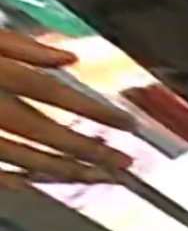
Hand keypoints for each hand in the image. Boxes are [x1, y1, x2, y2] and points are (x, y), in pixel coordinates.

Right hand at [0, 28, 133, 184]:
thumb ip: (12, 44)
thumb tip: (70, 58)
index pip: (52, 92)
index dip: (97, 111)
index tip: (132, 127)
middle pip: (43, 129)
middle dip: (90, 149)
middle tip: (128, 163)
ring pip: (17, 153)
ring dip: (63, 169)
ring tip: (101, 178)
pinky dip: (6, 178)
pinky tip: (33, 186)